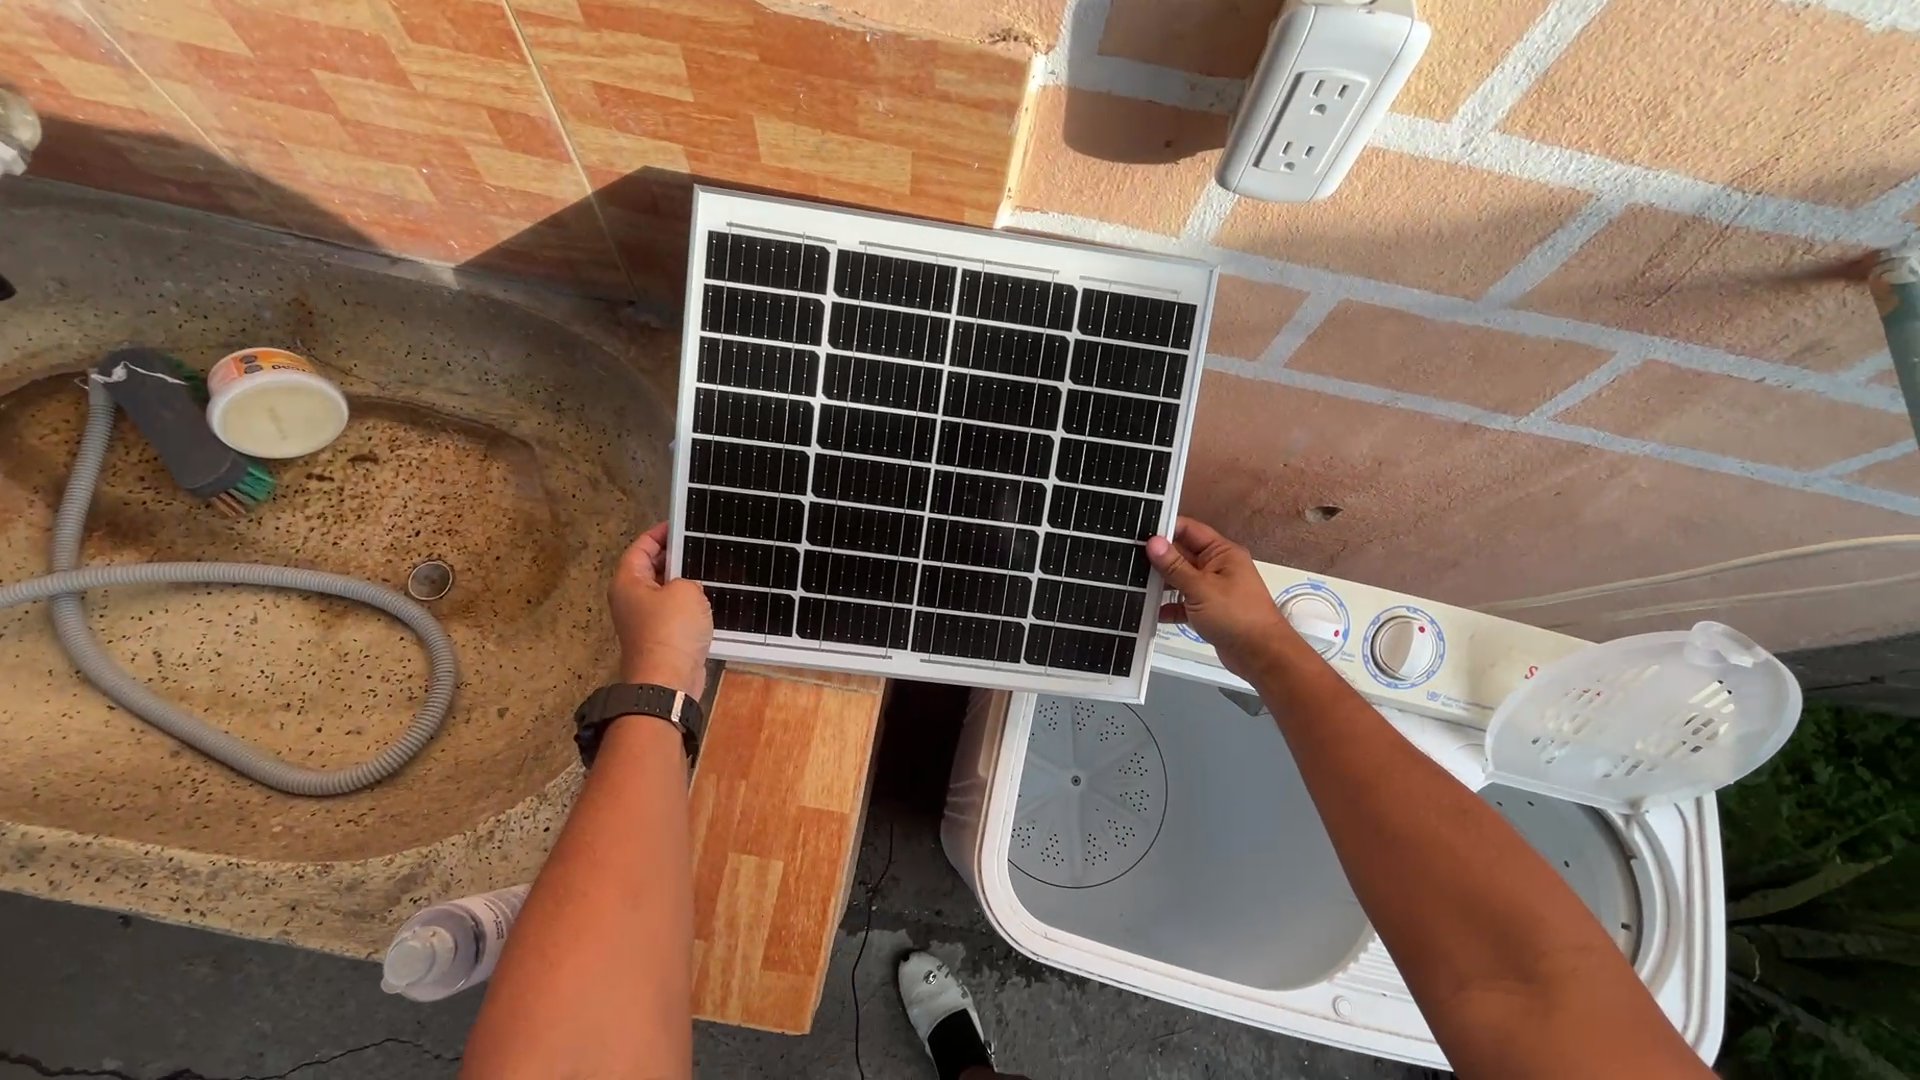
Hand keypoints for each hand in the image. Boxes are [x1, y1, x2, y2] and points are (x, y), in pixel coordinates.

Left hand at [609, 523, 712, 698]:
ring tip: (712, 569)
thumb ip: (688, 579)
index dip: (659, 533)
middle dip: (675, 557)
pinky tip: (711, 600)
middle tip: (702, 546)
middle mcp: (631, 599)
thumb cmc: (671, 629)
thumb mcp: (686, 590)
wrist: (669, 680)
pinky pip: (675, 612)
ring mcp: (645, 620)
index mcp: (628, 581)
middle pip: (652, 568)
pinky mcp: (661, 638)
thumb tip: (689, 588)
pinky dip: (690, 605)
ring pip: (666, 591)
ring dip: (685, 582)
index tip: (681, 525)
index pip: (640, 547)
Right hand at [1146, 517, 1297, 681]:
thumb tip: (1152, 542)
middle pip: (1182, 554)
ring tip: (1132, 583)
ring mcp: (1212, 589)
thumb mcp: (1200, 588)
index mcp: (1221, 553)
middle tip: (1127, 558)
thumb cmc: (1235, 615)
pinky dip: (1169, 607)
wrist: (1261, 655)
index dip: (1164, 528)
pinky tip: (1151, 612)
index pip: (1189, 530)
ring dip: (1161, 583)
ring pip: (1180, 580)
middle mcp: (1217, 567)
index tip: (1137, 533)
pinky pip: (1183, 603)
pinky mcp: (1208, 611)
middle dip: (1158, 558)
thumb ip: (1174, 566)